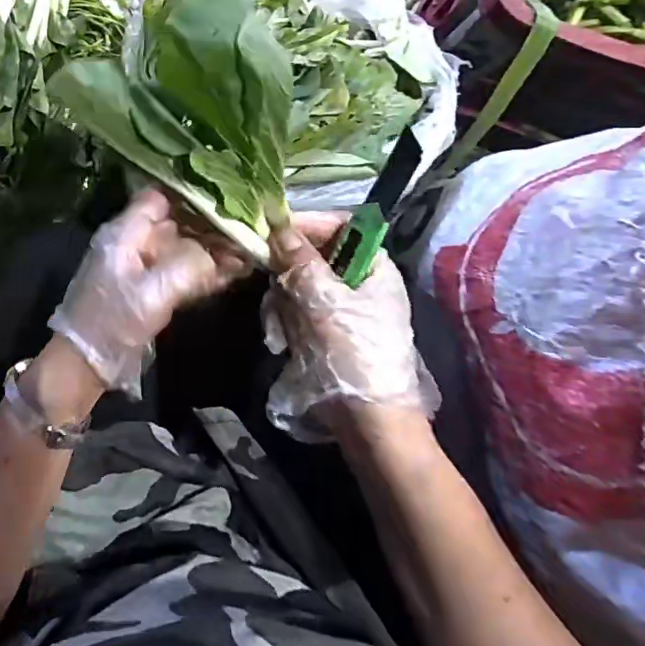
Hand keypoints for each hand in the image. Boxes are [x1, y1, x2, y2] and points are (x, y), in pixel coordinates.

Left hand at [49, 187, 249, 394]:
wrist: (85, 363)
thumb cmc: (113, 321)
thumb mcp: (153, 292)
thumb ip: (188, 265)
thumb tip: (220, 252)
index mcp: (124, 233)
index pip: (159, 199)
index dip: (190, 196)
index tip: (225, 199)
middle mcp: (133, 243)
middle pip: (175, 224)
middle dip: (209, 226)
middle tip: (247, 229)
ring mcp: (141, 267)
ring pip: (181, 250)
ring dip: (211, 252)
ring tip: (248, 252)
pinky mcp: (149, 290)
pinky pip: (180, 272)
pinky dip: (203, 273)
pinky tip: (233, 273)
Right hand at [264, 212, 437, 437]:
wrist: (367, 421)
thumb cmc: (353, 350)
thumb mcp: (322, 299)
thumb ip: (299, 258)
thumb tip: (278, 226)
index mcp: (373, 266)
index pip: (339, 226)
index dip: (306, 224)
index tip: (272, 229)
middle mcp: (359, 281)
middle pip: (312, 254)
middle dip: (287, 271)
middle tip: (270, 283)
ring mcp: (342, 307)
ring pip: (298, 283)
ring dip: (282, 300)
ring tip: (278, 326)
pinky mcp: (326, 329)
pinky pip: (297, 309)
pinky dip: (285, 320)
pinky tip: (281, 340)